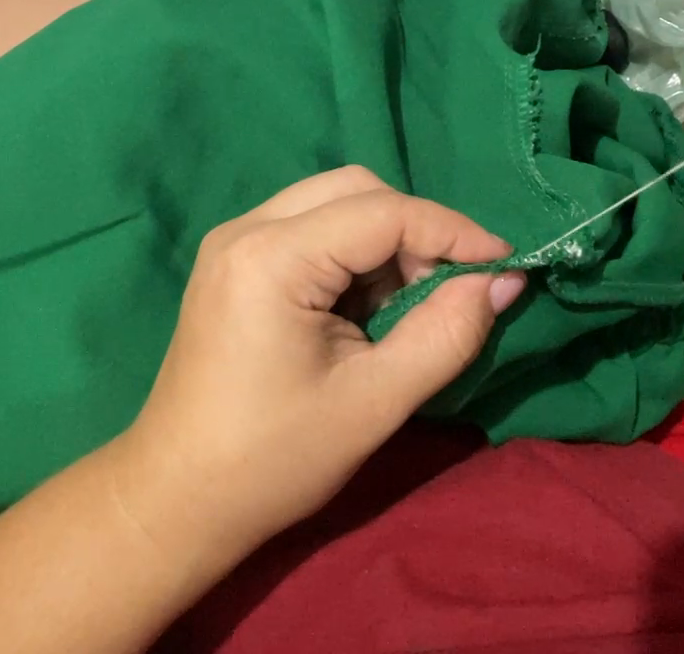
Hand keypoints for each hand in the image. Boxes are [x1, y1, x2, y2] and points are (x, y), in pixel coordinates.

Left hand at [108, 166, 525, 556]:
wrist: (177, 494)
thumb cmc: (273, 458)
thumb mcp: (373, 402)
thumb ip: (445, 333)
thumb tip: (505, 281)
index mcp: (271, 257)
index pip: (383, 211)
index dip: (453, 231)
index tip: (506, 266)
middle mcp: (246, 228)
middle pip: (354, 189)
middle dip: (414, 230)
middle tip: (448, 290)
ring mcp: (233, 240)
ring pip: (333, 202)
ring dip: (384, 241)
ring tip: (405, 306)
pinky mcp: (233, 260)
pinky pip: (309, 227)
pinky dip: (351, 253)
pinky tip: (362, 307)